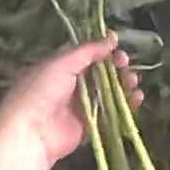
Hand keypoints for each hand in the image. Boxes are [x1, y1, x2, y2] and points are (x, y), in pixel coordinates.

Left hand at [0, 36, 140, 167]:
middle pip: (98, 72)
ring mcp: (79, 105)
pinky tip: (137, 97)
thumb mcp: (62, 63)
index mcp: (59, 65)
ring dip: (122, 84)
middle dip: (114, 67)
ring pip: (106, 92)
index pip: (85, 54)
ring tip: (133, 80)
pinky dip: (125, 105)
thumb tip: (111, 38)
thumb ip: (87, 51)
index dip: (101, 49)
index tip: (117, 45)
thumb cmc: (42, 90)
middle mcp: (70, 83)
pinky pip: (110, 113)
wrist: (32, 132)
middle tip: (126, 63)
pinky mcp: (89, 126)